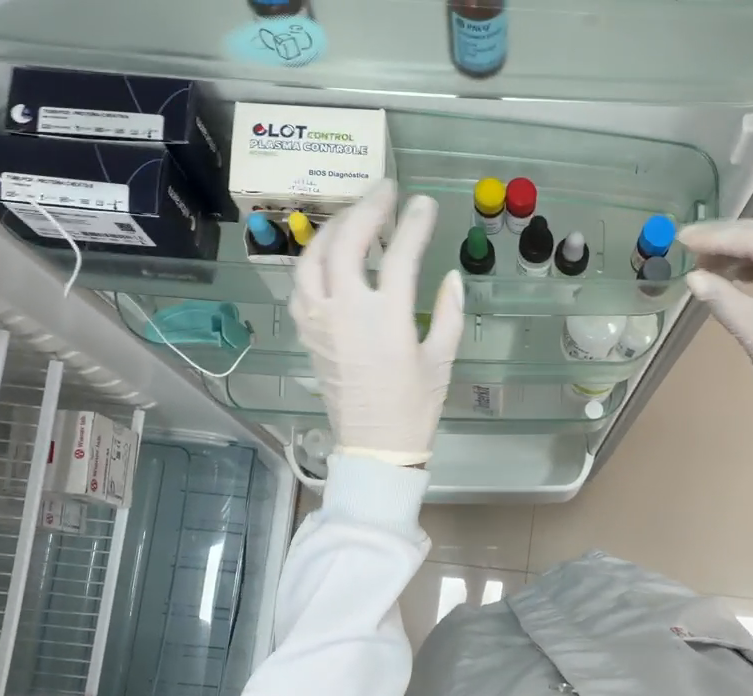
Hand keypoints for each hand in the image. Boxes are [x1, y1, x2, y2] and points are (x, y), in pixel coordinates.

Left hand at [290, 181, 464, 465]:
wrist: (375, 446)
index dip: (415, 224)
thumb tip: (451, 277)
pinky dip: (313, 261)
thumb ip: (448, 313)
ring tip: (354, 216)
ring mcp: (320, 321)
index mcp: (386, 319)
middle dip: (367, 209)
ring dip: (333, 228)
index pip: (399, 254)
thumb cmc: (414, 407)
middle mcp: (347, 311)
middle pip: (348, 242)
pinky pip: (301, 285)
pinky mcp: (307, 333)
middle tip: (385, 191)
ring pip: (314, 258)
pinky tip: (328, 255)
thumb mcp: (441, 360)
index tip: (425, 204)